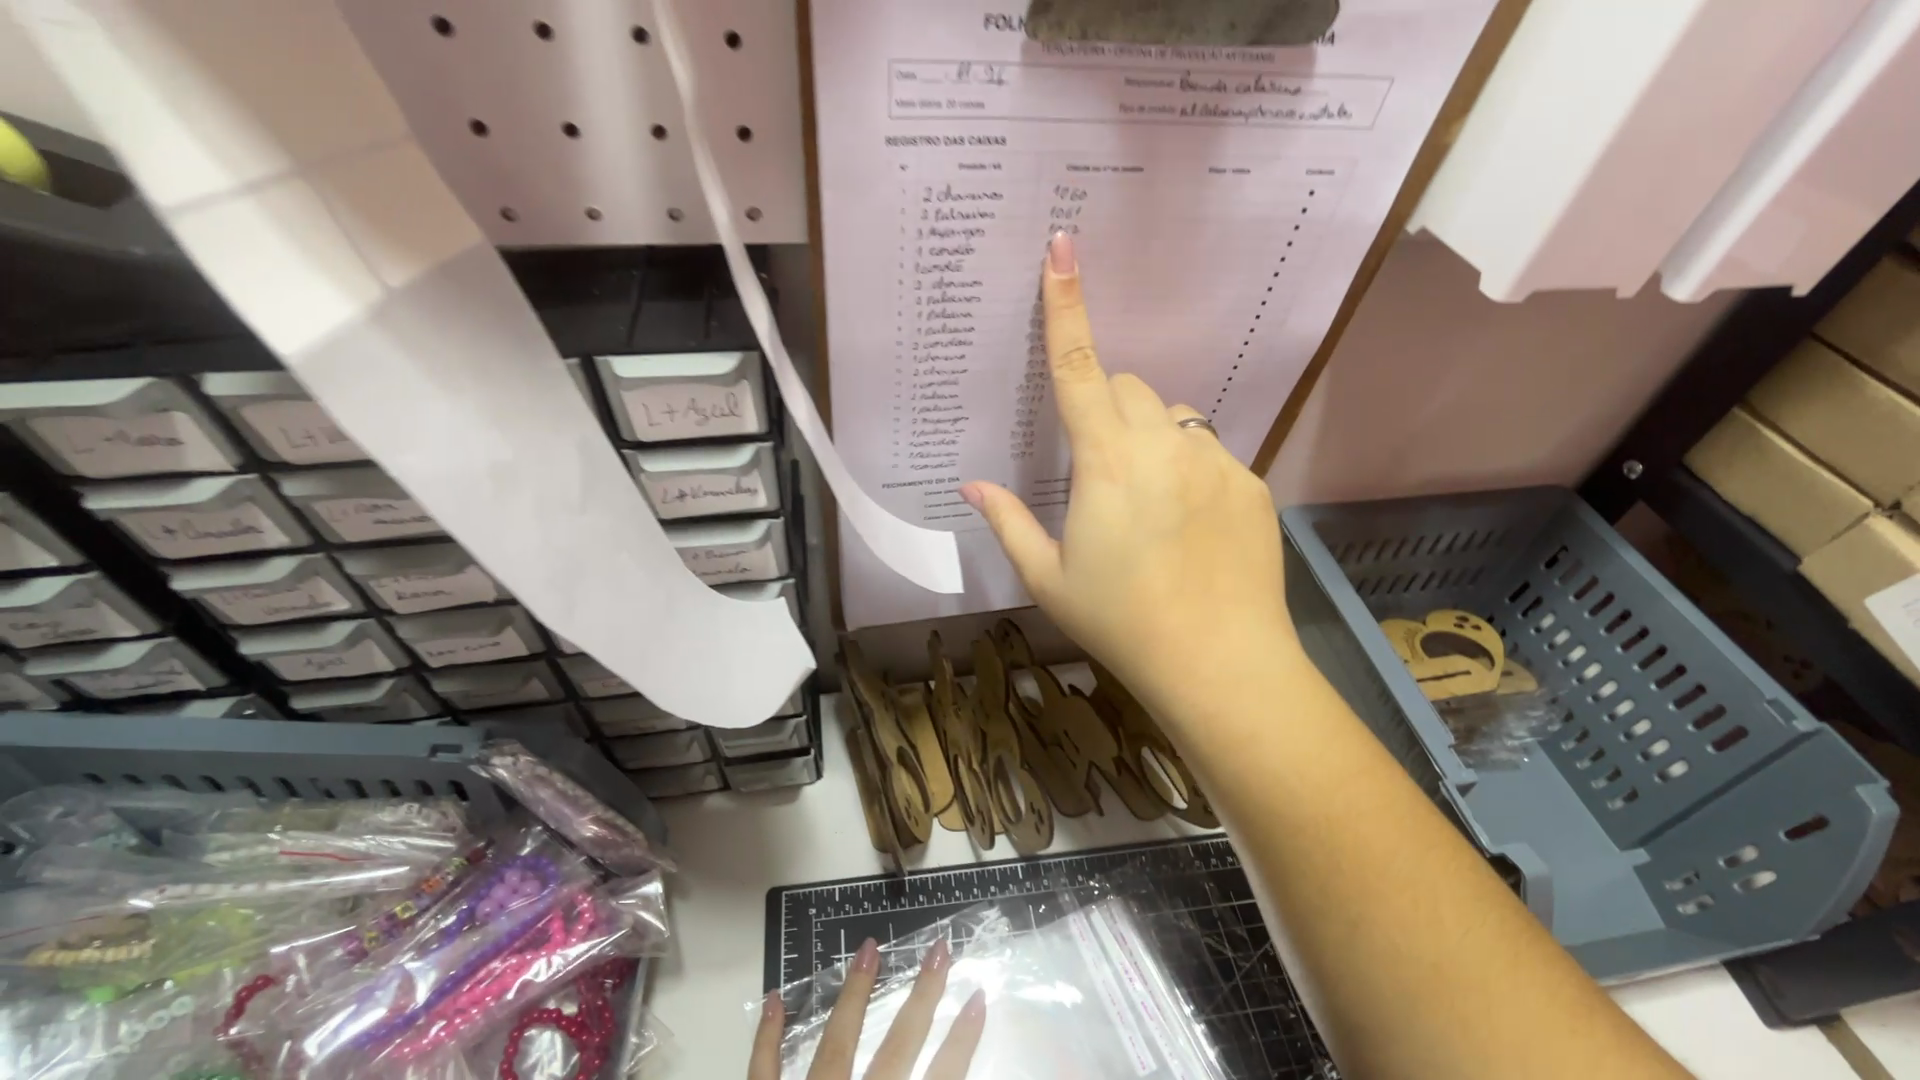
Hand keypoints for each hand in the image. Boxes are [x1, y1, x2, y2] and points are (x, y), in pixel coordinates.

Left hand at [747, 938, 985, 1079]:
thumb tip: (943, 1069)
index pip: (941, 1078)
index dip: (962, 1040)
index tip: (979, 996)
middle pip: (896, 1047)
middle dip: (922, 997)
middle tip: (940, 949)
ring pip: (836, 1043)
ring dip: (853, 994)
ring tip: (868, 948)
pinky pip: (763, 1071)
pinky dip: (767, 1036)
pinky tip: (774, 1000)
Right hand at [960, 231, 1295, 718]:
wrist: (1221, 663)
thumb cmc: (1122, 622)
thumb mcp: (1049, 580)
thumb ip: (1008, 523)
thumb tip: (974, 485)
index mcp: (1106, 462)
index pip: (1078, 367)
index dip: (1066, 306)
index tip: (1063, 248)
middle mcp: (1164, 445)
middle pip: (1127, 386)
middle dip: (1105, 406)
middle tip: (1098, 470)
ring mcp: (1215, 461)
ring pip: (1171, 417)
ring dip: (1148, 437)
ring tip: (1147, 505)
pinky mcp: (1251, 483)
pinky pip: (1209, 452)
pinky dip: (1188, 469)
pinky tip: (1188, 526)